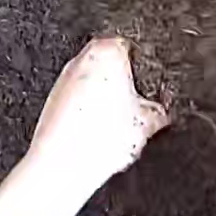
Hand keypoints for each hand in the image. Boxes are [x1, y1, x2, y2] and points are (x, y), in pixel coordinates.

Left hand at [26, 37, 169, 189]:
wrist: (63, 167)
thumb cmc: (100, 139)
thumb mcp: (148, 123)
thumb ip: (159, 110)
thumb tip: (162, 111)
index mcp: (108, 51)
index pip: (135, 48)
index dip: (147, 67)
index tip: (153, 82)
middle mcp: (83, 59)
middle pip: (113, 65)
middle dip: (125, 84)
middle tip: (137, 106)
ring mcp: (65, 79)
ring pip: (95, 82)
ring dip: (106, 98)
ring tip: (117, 124)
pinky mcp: (54, 100)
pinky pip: (79, 100)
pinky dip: (89, 111)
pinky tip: (99, 132)